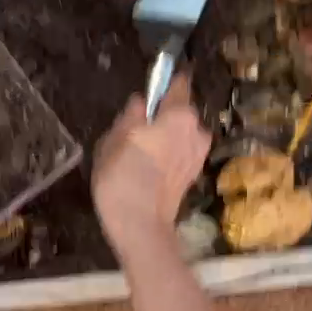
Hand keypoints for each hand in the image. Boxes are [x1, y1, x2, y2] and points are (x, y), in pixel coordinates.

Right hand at [91, 75, 212, 246]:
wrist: (140, 226)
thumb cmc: (122, 180)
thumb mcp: (112, 143)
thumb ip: (129, 117)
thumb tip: (139, 103)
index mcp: (179, 115)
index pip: (178, 84)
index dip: (163, 85)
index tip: (149, 92)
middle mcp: (197, 128)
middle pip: (178, 113)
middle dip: (160, 119)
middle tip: (134, 136)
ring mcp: (199, 153)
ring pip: (179, 136)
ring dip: (163, 140)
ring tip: (138, 159)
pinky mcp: (193, 174)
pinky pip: (178, 155)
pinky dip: (166, 158)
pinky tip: (146, 174)